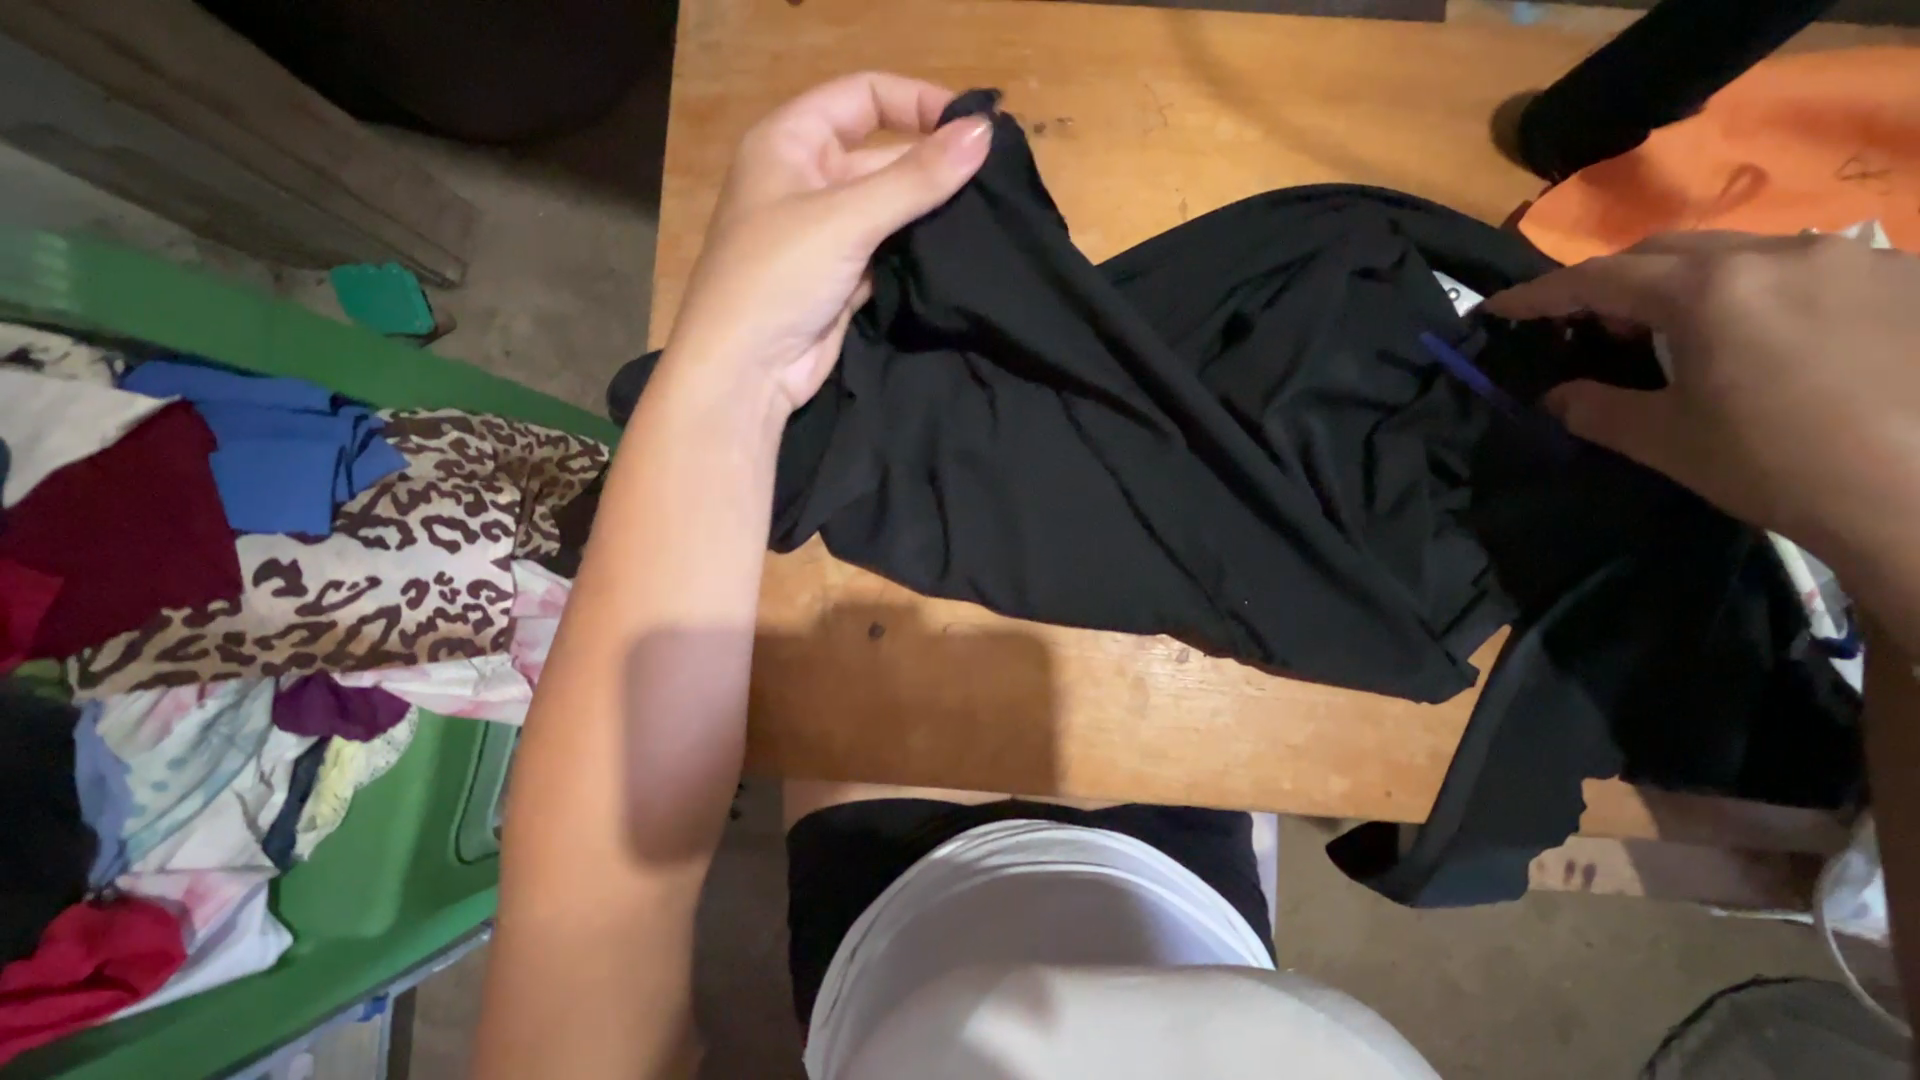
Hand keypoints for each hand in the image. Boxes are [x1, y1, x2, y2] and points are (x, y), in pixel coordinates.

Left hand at [662, 73, 992, 417]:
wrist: (744, 371)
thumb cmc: (779, 276)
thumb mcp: (847, 218)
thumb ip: (917, 177)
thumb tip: (984, 132)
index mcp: (789, 141)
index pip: (862, 96)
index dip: (916, 101)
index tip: (971, 125)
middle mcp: (805, 178)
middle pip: (880, 153)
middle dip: (930, 164)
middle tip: (991, 178)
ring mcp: (822, 232)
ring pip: (887, 206)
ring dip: (928, 210)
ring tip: (984, 213)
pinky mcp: (839, 277)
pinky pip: (887, 249)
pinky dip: (916, 250)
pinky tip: (955, 252)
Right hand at [1485, 231, 1919, 577]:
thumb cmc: (1775, 465)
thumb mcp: (1664, 440)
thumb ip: (1595, 408)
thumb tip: (1556, 395)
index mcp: (1710, 291)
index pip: (1600, 278)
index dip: (1541, 294)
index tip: (1499, 308)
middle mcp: (1780, 254)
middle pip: (1667, 249)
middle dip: (1614, 281)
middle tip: (1589, 327)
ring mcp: (1851, 259)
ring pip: (1738, 253)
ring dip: (1688, 283)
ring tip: (1678, 334)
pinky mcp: (1907, 278)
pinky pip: (1802, 268)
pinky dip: (1755, 291)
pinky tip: (1764, 337)